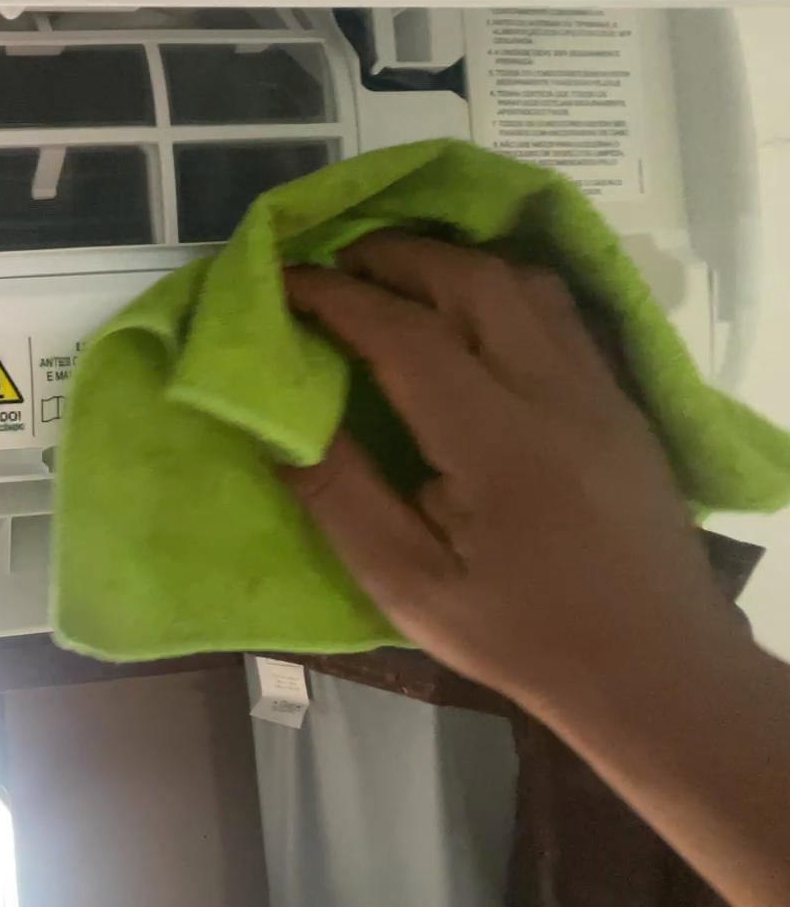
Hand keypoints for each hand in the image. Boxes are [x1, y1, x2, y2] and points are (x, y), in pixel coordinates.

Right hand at [279, 232, 750, 712]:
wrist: (660, 676)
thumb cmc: (517, 634)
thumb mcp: (402, 580)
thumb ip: (336, 492)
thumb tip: (275, 422)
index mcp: (504, 447)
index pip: (410, 336)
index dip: (336, 298)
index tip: (281, 283)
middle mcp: (565, 401)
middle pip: (479, 284)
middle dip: (393, 258)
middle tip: (328, 265)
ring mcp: (604, 397)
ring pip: (526, 286)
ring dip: (446, 263)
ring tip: (383, 275)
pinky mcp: (618, 405)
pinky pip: (554, 313)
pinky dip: (490, 286)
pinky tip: (452, 307)